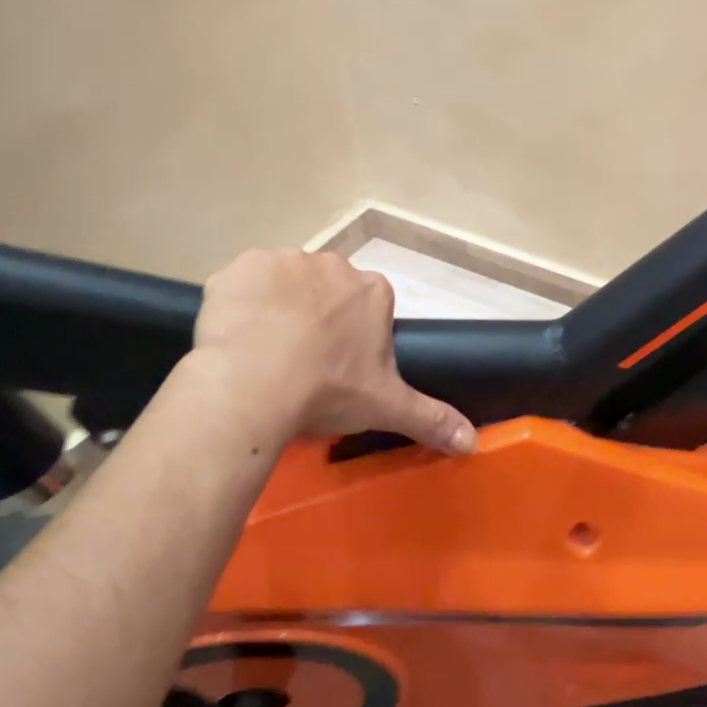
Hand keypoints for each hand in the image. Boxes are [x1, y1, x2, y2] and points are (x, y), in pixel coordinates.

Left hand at [188, 249, 476, 452]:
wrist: (250, 387)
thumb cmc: (326, 392)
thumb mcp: (385, 407)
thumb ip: (432, 419)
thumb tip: (472, 444)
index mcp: (373, 291)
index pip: (366, 306)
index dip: (351, 335)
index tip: (336, 365)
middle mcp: (334, 265)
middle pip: (326, 289)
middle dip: (315, 316)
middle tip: (299, 361)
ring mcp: (284, 262)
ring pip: (283, 283)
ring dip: (276, 307)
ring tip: (262, 351)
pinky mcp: (239, 268)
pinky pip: (241, 282)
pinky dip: (237, 303)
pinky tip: (233, 335)